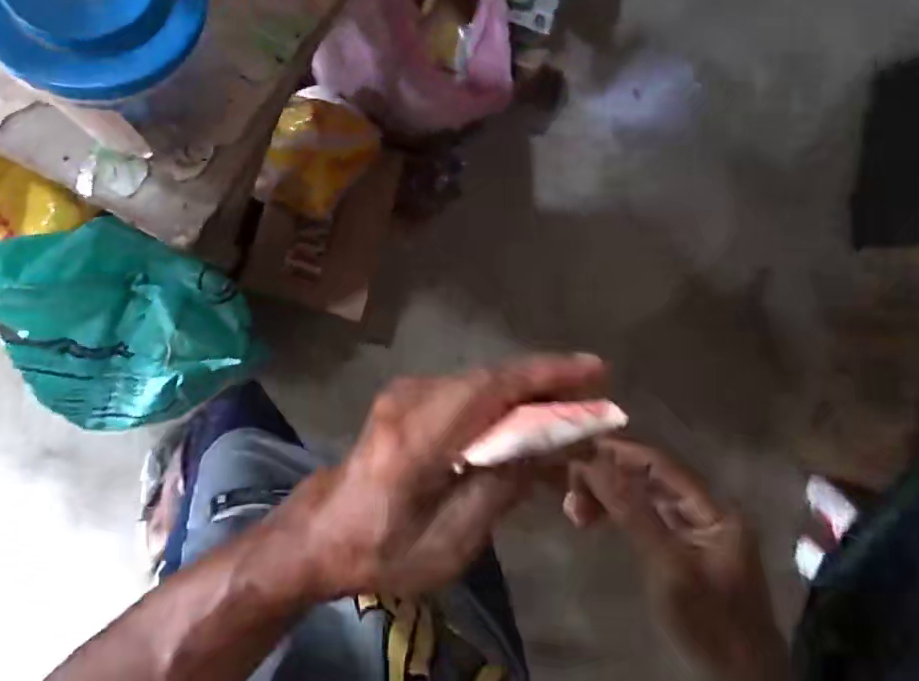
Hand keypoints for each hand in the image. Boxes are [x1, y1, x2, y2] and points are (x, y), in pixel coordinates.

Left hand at [265, 354, 607, 600]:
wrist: (324, 530)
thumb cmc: (384, 549)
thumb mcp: (448, 542)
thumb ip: (496, 491)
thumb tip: (542, 448)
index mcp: (418, 435)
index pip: (491, 388)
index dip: (545, 375)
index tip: (594, 369)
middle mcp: (411, 398)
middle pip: (489, 379)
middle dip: (544, 384)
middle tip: (594, 399)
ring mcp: (404, 393)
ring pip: (478, 382)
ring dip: (523, 394)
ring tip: (568, 413)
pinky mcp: (404, 398)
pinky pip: (463, 392)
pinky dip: (498, 402)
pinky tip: (522, 423)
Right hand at [568, 439, 788, 680]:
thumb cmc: (709, 625)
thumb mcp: (667, 566)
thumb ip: (632, 511)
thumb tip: (592, 460)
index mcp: (714, 509)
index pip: (660, 464)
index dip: (619, 451)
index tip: (578, 448)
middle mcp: (706, 512)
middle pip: (649, 479)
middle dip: (607, 478)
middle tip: (570, 487)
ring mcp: (695, 533)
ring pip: (642, 498)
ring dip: (607, 498)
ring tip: (574, 508)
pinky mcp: (682, 552)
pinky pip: (644, 519)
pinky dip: (616, 516)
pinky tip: (592, 517)